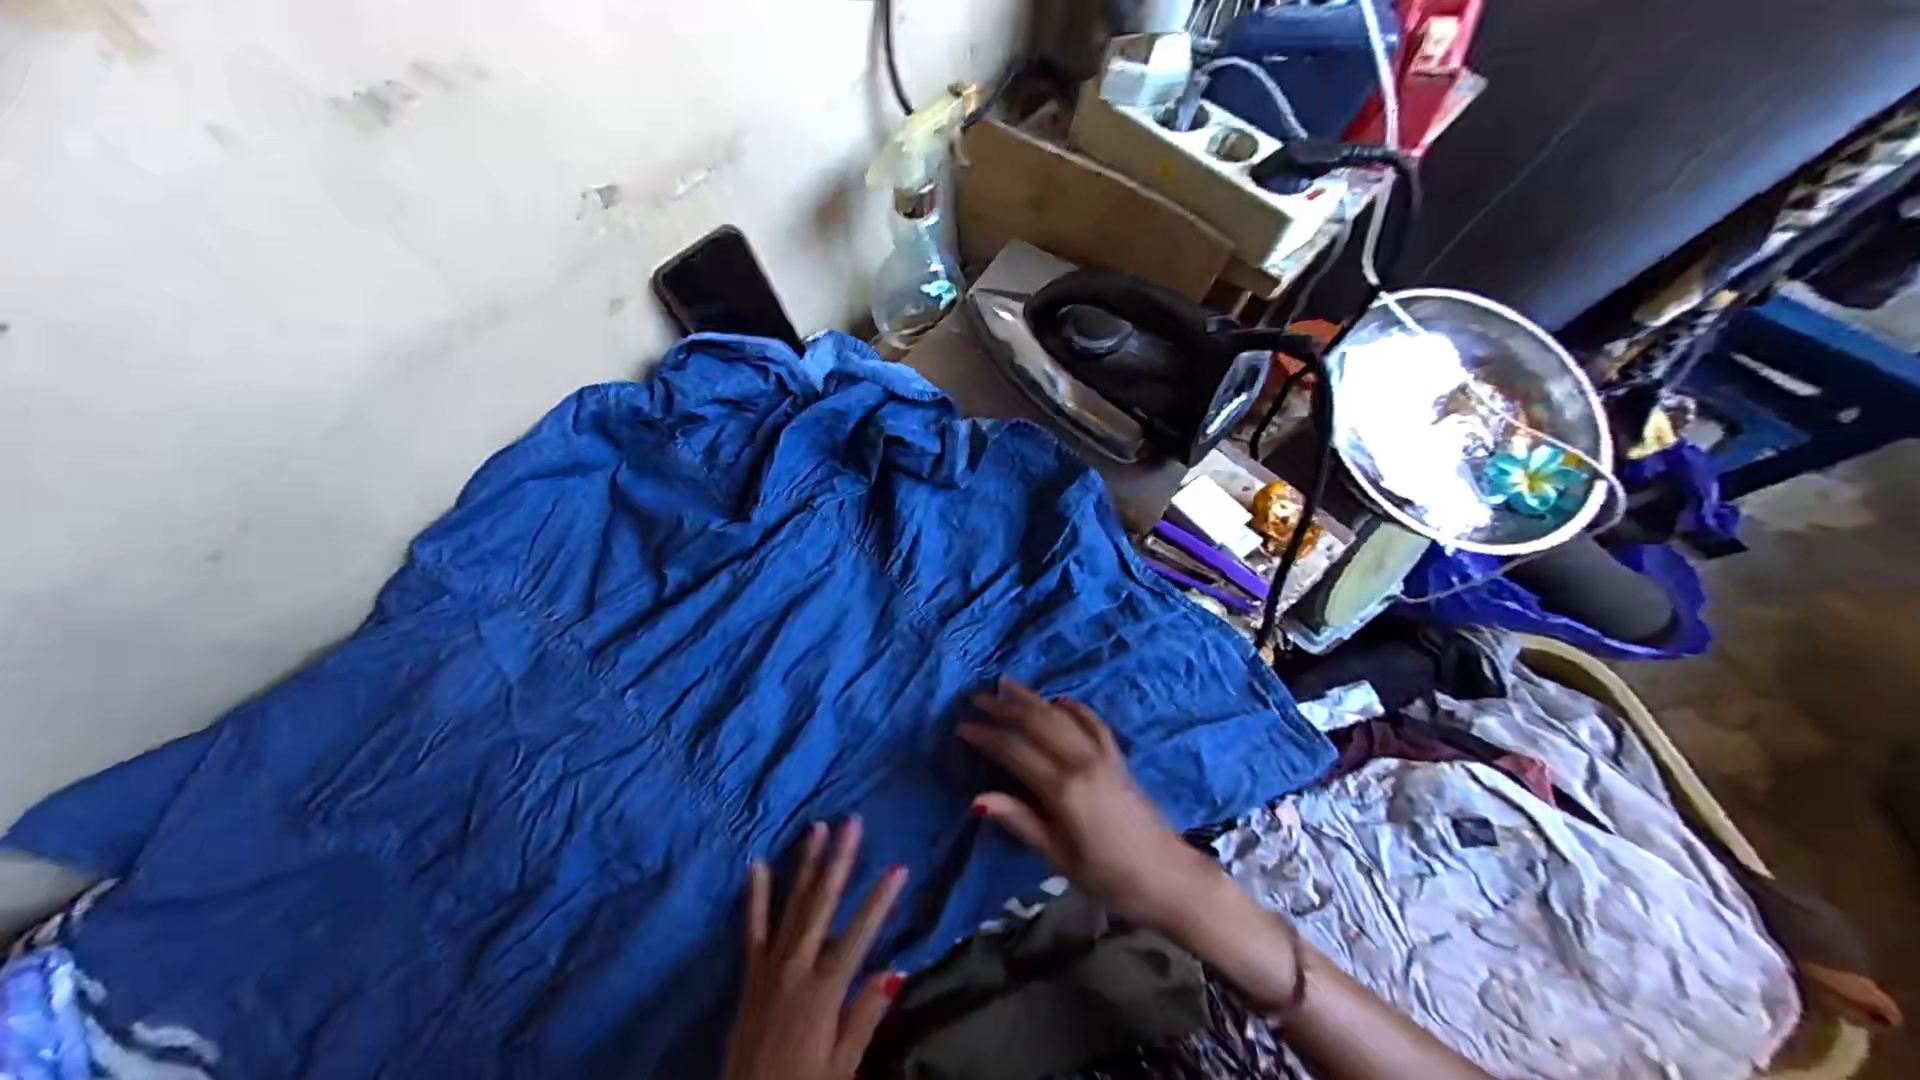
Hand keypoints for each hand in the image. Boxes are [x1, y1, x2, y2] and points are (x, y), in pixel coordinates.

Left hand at [724, 818, 909, 1079]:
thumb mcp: (841, 1068)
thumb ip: (864, 1018)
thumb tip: (894, 971)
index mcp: (823, 991)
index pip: (858, 935)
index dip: (879, 900)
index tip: (898, 867)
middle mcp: (796, 969)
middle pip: (822, 905)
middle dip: (840, 861)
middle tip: (851, 823)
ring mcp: (771, 969)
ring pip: (792, 907)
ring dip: (807, 865)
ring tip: (817, 829)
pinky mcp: (751, 977)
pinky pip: (753, 931)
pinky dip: (757, 898)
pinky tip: (759, 866)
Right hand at [958, 678, 1223, 931]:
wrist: (1168, 876)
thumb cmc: (1109, 876)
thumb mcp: (1058, 857)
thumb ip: (1020, 821)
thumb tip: (977, 799)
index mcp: (1063, 789)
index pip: (1014, 750)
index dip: (986, 736)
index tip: (962, 726)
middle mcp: (1082, 762)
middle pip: (1036, 723)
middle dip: (1004, 708)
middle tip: (977, 698)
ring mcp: (1103, 756)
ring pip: (1061, 716)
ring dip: (1032, 699)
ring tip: (1007, 685)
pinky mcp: (1118, 758)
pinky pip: (1092, 722)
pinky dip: (1073, 708)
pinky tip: (1060, 700)